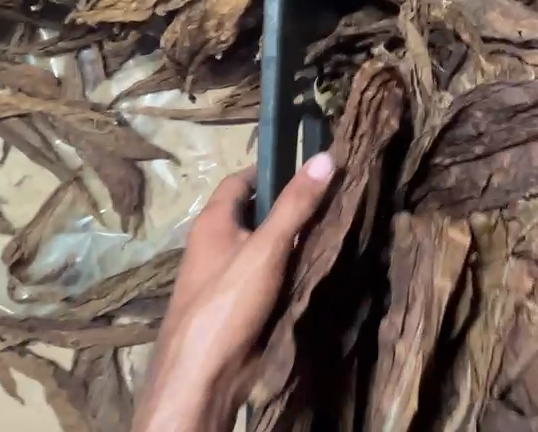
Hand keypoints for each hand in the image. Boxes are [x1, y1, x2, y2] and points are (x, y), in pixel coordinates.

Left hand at [133, 154, 336, 431]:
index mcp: (212, 223)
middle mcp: (215, 245)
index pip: (241, 180)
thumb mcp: (266, 247)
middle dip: (292, 202)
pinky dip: (291, 263)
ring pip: (265, 242)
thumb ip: (296, 203)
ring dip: (295, 235)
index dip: (273, 168)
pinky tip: (318, 261)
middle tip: (334, 193)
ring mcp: (226, 276)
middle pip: (257, 211)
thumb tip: (327, 156)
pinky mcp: (240, 303)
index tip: (312, 166)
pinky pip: (269, 271)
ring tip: (335, 223)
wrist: (202, 381)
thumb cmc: (227, 304)